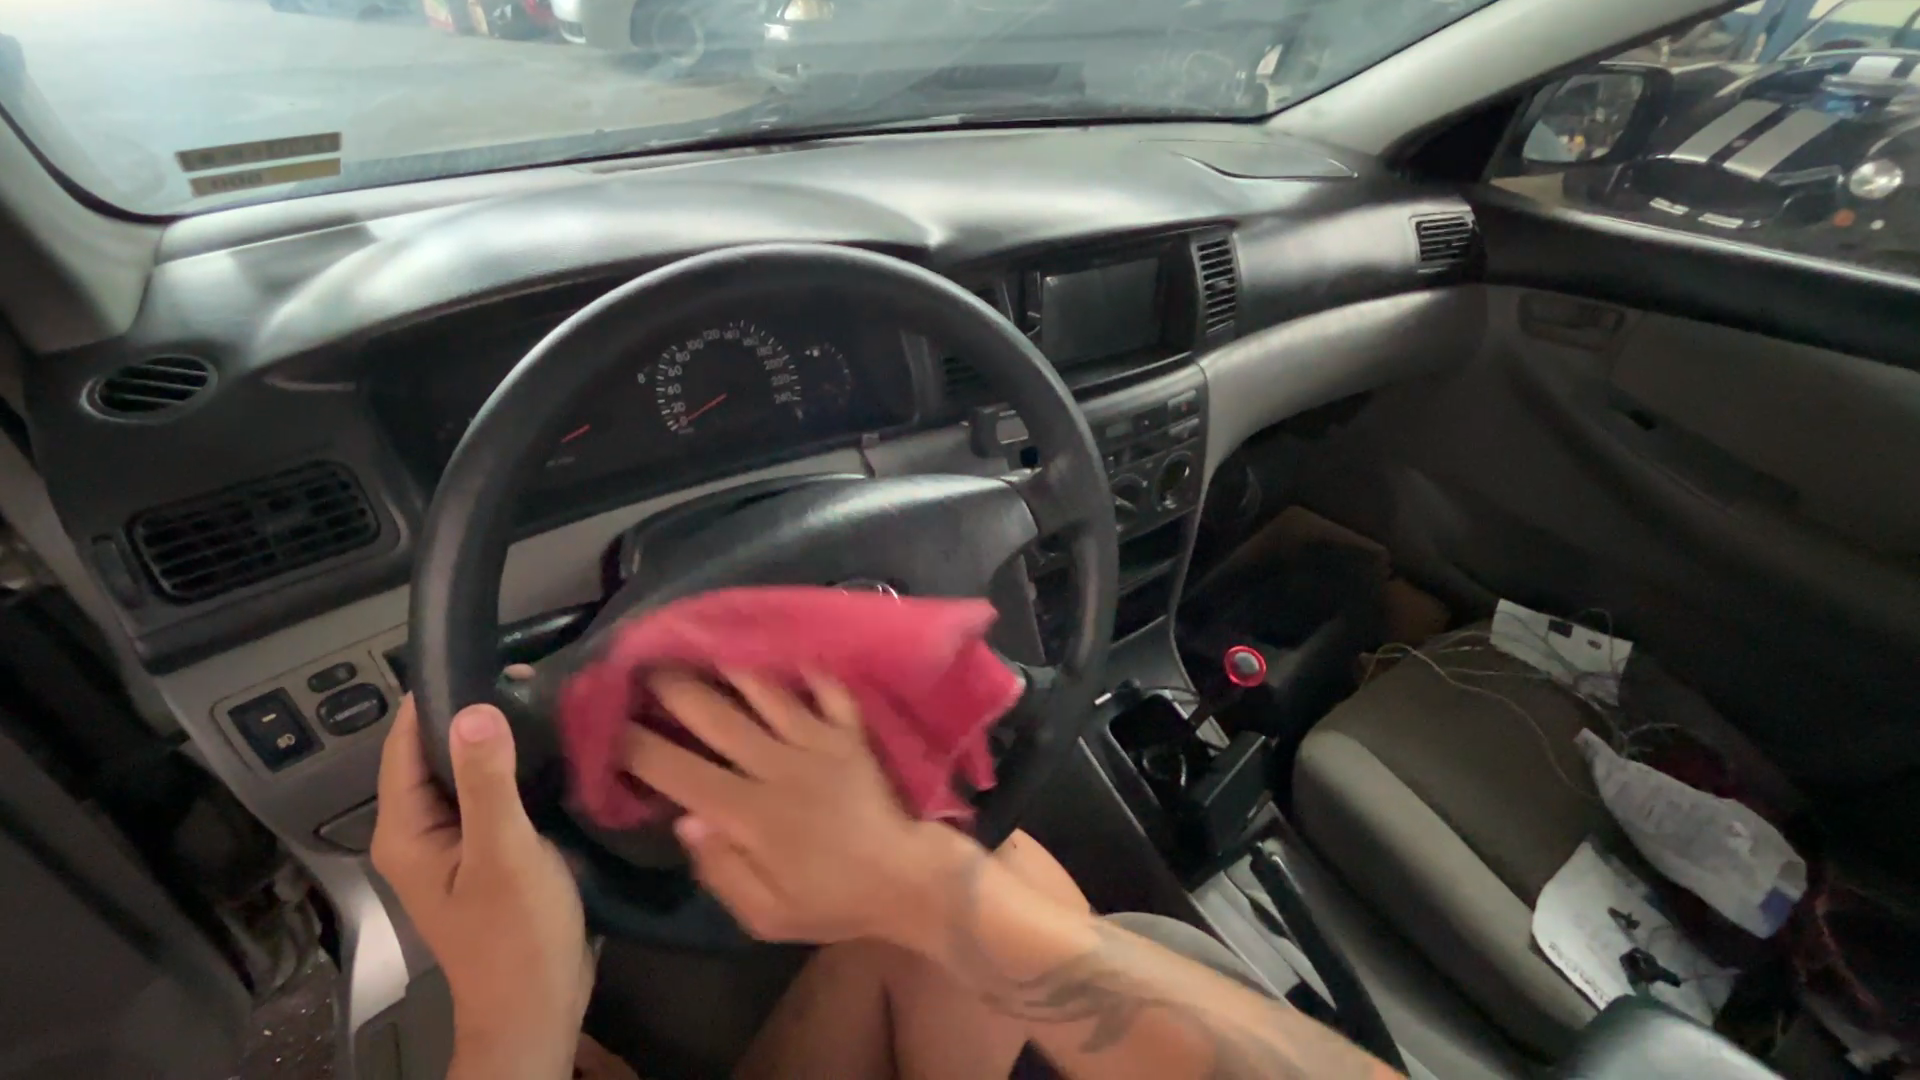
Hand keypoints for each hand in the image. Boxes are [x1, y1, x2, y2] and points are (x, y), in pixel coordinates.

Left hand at [371, 696, 591, 1079]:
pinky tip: (562, 746)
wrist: (539, 1003)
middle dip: (482, 712)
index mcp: (407, 829)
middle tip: (540, 674)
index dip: (440, 697)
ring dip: (508, 738)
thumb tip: (473, 708)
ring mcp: (461, 840)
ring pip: (476, 771)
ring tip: (555, 698)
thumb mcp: (503, 852)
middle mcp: (425, 829)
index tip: (492, 654)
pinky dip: (525, 766)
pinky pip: (501, 791)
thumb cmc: (514, 932)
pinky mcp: (496, 847)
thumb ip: (488, 781)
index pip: (406, 743)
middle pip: (443, 753)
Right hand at [623, 669, 978, 948]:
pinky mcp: (851, 734)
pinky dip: (811, 673)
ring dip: (734, 669)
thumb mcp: (766, 914)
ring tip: (707, 647)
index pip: (681, 771)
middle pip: (718, 717)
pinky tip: (793, 657)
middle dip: (677, 690)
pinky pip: (830, 692)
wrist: (907, 878)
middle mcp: (779, 765)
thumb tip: (684, 820)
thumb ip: (721, 868)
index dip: (640, 749)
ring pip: (768, 694)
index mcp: (750, 812)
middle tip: (647, 665)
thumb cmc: (832, 900)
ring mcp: (820, 742)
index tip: (613, 729)